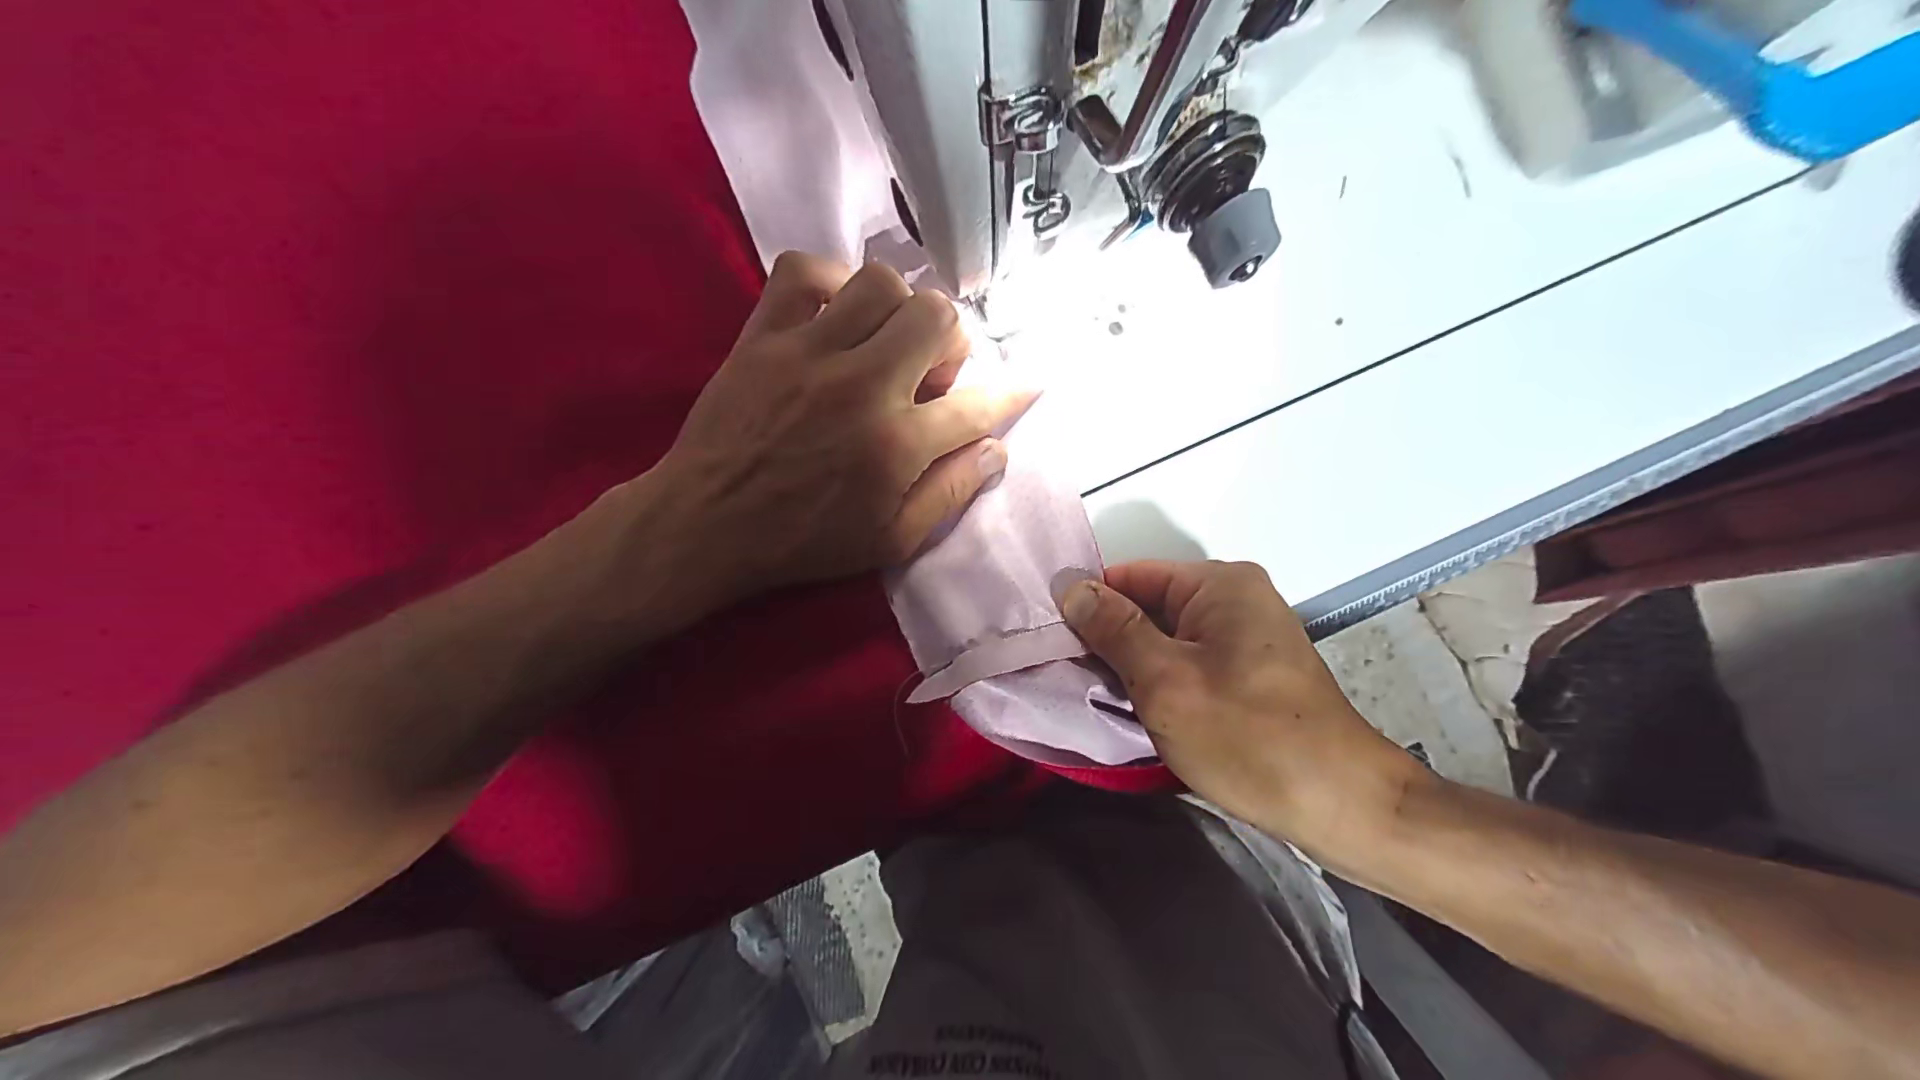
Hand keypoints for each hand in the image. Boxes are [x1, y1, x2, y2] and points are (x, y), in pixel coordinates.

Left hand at [643, 252, 1034, 608]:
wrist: (707, 526)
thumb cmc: (803, 541)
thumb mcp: (890, 542)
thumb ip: (950, 493)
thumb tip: (996, 449)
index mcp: (897, 446)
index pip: (977, 405)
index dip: (1011, 394)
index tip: (1026, 384)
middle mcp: (861, 386)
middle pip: (936, 318)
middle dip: (949, 342)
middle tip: (928, 373)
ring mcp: (808, 353)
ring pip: (880, 282)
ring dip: (897, 308)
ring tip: (883, 341)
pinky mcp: (762, 336)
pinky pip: (802, 270)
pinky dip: (828, 281)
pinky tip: (834, 314)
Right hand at [1056, 560, 1421, 856]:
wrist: (1343, 807)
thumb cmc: (1248, 737)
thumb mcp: (1164, 680)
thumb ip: (1113, 629)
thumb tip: (1070, 587)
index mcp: (1219, 584)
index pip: (1129, 577)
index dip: (1087, 607)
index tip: (1050, 644)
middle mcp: (1235, 599)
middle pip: (1147, 606)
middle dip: (1107, 640)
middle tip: (1066, 678)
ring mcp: (1246, 637)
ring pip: (1164, 640)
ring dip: (1131, 667)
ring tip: (1094, 698)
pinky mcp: (1250, 673)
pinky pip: (1188, 663)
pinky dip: (1159, 683)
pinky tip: (1135, 711)